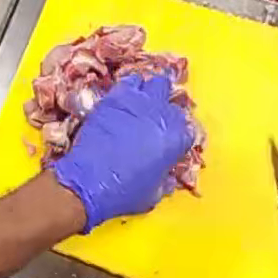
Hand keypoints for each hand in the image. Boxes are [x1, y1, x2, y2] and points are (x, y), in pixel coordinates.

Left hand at [49, 74, 194, 231]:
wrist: (88, 183)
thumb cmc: (123, 193)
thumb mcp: (153, 194)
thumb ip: (165, 180)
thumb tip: (167, 176)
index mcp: (177, 139)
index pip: (188, 129)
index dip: (177, 135)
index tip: (169, 141)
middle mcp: (163, 115)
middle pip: (173, 101)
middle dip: (166, 109)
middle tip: (155, 119)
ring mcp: (139, 102)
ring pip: (156, 83)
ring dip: (152, 92)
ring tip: (143, 103)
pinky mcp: (116, 97)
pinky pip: (129, 82)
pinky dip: (130, 88)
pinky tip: (125, 98)